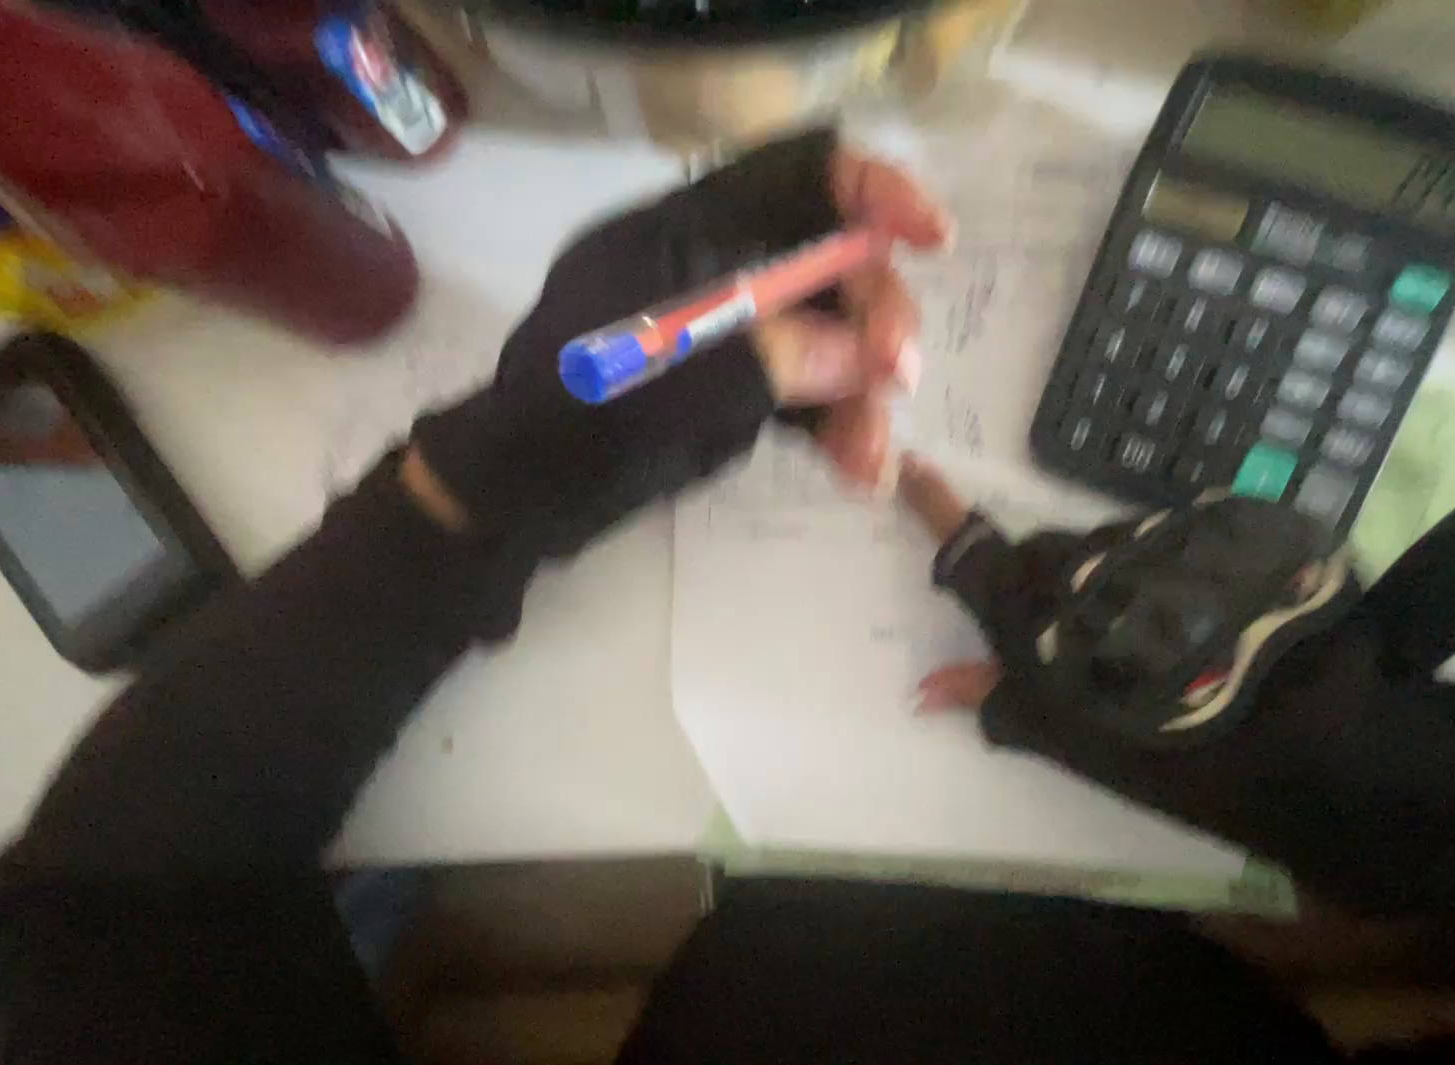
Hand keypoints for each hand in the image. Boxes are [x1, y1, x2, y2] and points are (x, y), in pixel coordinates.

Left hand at [402, 129, 950, 555]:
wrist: (524, 498)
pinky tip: (862, 470)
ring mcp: (730, 334)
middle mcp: (717, 272)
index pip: (791, 177)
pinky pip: (807, 394)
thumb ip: (764, 361)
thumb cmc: (571, 426)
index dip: (869, 191)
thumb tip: (862, 360)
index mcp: (685, 235)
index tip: (929, 237)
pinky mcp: (737, 388)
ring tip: (873, 455)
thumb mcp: (665, 387)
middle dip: (874, 317)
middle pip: (828, 265)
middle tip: (898, 376)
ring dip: (862, 393)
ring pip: (827, 340)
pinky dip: (836, 429)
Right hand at [899, 454, 1357, 751]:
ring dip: (1108, 587)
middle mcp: (1082, 560)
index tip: (909, 465)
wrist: (1309, 742)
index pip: (969, 547)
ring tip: (1147, 646)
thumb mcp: (1065, 737)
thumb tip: (922, 689)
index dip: (932, 505)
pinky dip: (1162, 581)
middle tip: (1070, 643)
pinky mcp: (1206, 536)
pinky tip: (1194, 624)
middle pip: (1039, 553)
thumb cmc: (1165, 750)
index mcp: (1034, 607)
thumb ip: (994, 699)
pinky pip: (1161, 551)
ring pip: (1103, 554)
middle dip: (1040, 585)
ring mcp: (1145, 542)